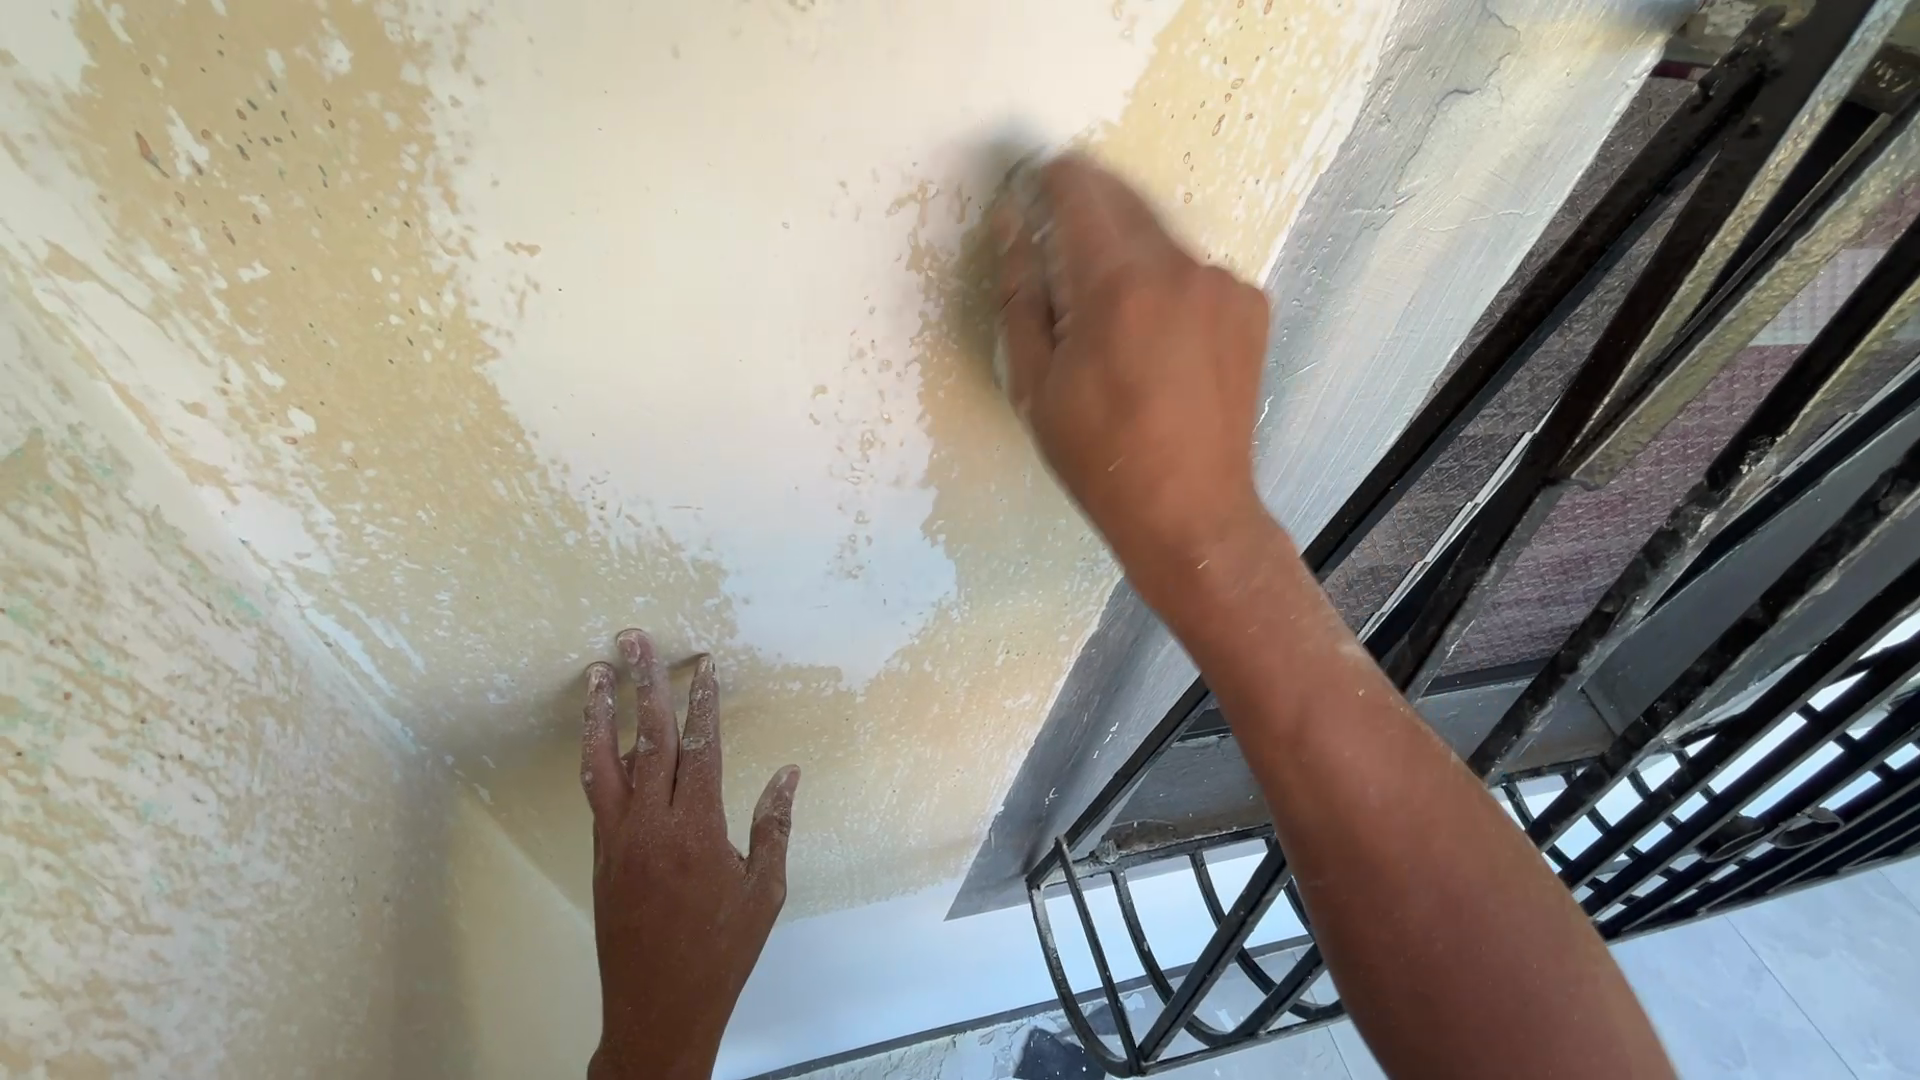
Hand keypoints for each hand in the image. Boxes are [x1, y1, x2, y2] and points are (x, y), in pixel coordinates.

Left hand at [581, 629, 799, 1079]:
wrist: (657, 1009)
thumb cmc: (721, 950)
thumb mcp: (765, 891)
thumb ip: (774, 826)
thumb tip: (788, 773)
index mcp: (696, 830)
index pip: (700, 749)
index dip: (703, 703)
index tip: (704, 665)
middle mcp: (651, 825)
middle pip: (649, 740)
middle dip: (646, 684)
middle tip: (636, 639)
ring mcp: (619, 838)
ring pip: (606, 761)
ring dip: (603, 712)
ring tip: (599, 671)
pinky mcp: (602, 854)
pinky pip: (596, 791)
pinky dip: (594, 753)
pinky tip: (596, 734)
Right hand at [994, 154, 1273, 606]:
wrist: (1189, 510)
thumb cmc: (1099, 458)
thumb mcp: (1035, 385)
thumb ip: (1020, 293)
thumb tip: (1011, 224)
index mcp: (1117, 285)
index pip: (1078, 189)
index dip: (1049, 181)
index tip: (1033, 191)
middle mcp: (1179, 267)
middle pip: (1123, 201)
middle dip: (1086, 215)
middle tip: (1063, 265)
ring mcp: (1223, 284)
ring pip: (1160, 238)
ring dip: (1128, 255)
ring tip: (1114, 322)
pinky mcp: (1250, 305)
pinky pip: (1194, 272)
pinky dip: (1167, 286)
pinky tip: (1158, 341)